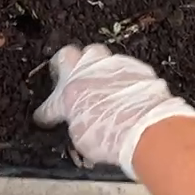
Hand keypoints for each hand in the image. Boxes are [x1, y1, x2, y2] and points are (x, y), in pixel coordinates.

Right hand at [32, 44, 194, 180]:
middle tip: (69, 77)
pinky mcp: (135, 66)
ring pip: (95, 53)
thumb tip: (80, 126)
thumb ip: (77, 125)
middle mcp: (85, 74)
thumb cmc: (112, 136)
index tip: (47, 118)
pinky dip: (121, 76)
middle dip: (67, 65)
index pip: (49, 105)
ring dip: (95, 67)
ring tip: (99, 80)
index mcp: (67, 95)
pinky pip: (123, 65)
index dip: (47, 113)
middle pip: (68, 56)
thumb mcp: (84, 141)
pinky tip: (124, 88)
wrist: (147, 127)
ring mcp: (111, 66)